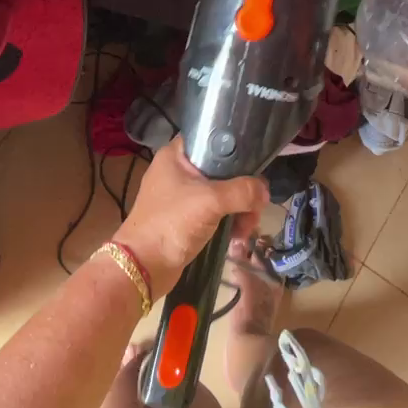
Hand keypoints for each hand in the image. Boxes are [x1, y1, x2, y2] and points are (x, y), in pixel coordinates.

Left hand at [114, 139, 267, 295]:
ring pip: (221, 193)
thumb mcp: (211, 201)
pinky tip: (236, 237)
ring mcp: (181, 195)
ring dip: (238, 210)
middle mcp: (178, 170)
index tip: (255, 165)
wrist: (142, 269)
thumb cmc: (171, 223)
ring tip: (244, 231)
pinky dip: (227, 221)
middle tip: (253, 210)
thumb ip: (243, 191)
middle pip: (223, 170)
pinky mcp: (184, 218)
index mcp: (176, 155)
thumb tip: (265, 193)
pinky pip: (214, 212)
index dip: (236, 150)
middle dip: (243, 192)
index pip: (212, 139)